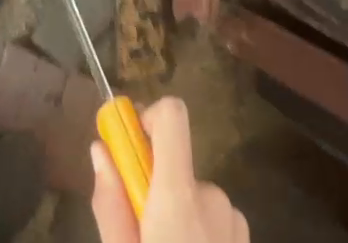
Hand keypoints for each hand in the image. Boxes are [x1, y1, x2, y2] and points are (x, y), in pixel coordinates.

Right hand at [91, 98, 246, 242]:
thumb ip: (110, 202)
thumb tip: (100, 148)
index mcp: (179, 196)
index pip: (172, 116)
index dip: (149, 117)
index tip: (130, 143)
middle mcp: (212, 196)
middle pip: (174, 165)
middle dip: (154, 187)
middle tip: (140, 229)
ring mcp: (235, 216)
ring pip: (192, 193)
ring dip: (177, 213)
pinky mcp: (247, 233)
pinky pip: (213, 214)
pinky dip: (198, 229)